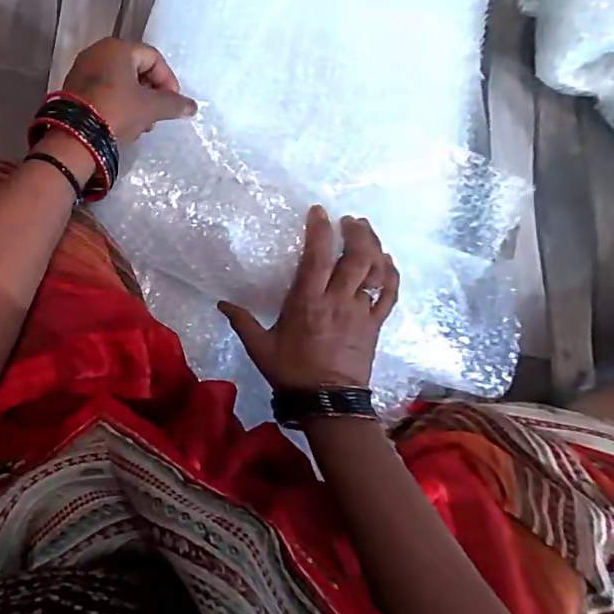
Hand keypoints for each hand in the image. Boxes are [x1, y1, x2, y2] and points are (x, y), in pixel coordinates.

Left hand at [61, 38, 196, 146]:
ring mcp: (81, 70)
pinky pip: (102, 91)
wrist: (74, 136)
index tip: (172, 103)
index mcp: (117, 48)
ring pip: (119, 83)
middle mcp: (97, 52)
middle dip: (150, 95)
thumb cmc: (117, 112)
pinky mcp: (72, 89)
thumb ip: (174, 104)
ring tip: (140, 125)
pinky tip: (121, 124)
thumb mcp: (150, 108)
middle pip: (135, 70)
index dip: (167, 81)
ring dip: (135, 103)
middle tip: (155, 116)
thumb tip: (192, 107)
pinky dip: (116, 104)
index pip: (153, 58)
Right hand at [220, 207, 398, 389]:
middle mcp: (337, 300)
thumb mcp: (260, 347)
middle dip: (356, 233)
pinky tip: (387, 262)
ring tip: (367, 232)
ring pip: (375, 271)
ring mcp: (360, 311)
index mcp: (307, 302)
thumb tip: (222, 304)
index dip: (319, 231)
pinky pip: (389, 294)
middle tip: (350, 219)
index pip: (317, 257)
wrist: (328, 401)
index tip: (319, 212)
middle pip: (355, 258)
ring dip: (374, 247)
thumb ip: (242, 321)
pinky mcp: (375, 324)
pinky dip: (391, 274)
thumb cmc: (291, 372)